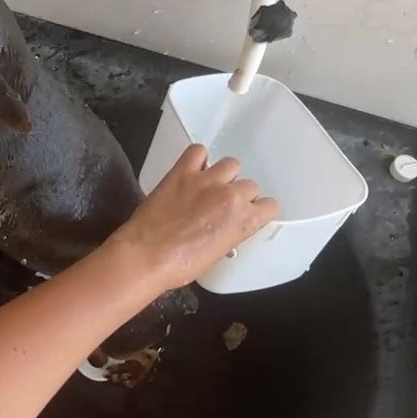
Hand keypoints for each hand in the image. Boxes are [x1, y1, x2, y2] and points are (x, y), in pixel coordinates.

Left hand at [107, 144, 279, 292]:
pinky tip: (192, 171)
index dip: (258, 211)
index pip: (270, 206)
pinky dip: (197, 159)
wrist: (145, 257)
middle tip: (220, 206)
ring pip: (231, 164)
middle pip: (250, 185)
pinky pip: (198, 151)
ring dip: (223, 175)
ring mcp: (207, 180)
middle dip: (238, 195)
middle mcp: (231, 195)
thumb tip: (226, 227)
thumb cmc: (181, 266)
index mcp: (245, 220)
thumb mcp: (217, 254)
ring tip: (208, 187)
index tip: (246, 215)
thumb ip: (230, 233)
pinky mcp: (182, 172)